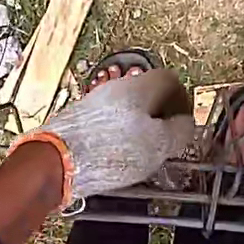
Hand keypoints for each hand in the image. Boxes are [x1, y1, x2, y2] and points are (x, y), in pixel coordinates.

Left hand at [15, 68, 195, 204]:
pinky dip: (120, 137)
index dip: (183, 100)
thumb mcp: (158, 145)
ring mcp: (95, 104)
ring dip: (141, 128)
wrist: (56, 163)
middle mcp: (115, 89)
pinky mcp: (80, 121)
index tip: (184, 121)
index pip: (171, 79)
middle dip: (161, 116)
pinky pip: (109, 124)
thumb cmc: (107, 151)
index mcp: (138, 88)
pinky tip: (119, 157)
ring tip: (144, 153)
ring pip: (128, 110)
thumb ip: (179, 131)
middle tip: (167, 140)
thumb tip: (187, 125)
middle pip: (148, 94)